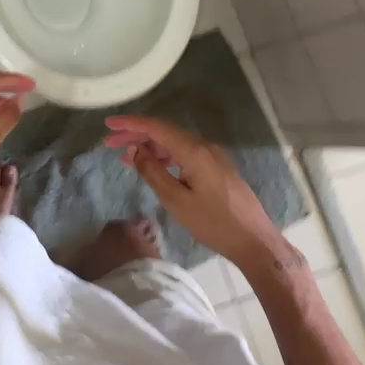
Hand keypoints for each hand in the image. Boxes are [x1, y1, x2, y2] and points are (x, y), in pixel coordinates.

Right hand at [103, 116, 281, 262]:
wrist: (255, 241)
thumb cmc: (214, 223)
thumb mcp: (176, 200)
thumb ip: (153, 171)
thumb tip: (135, 150)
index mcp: (194, 151)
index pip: (156, 128)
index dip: (130, 124)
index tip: (108, 124)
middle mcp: (204, 147)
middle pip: (164, 132)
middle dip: (136, 135)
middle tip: (110, 143)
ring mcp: (213, 157)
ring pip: (175, 143)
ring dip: (150, 147)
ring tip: (126, 157)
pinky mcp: (217, 168)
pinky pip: (185, 153)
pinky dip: (165, 156)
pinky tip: (154, 166)